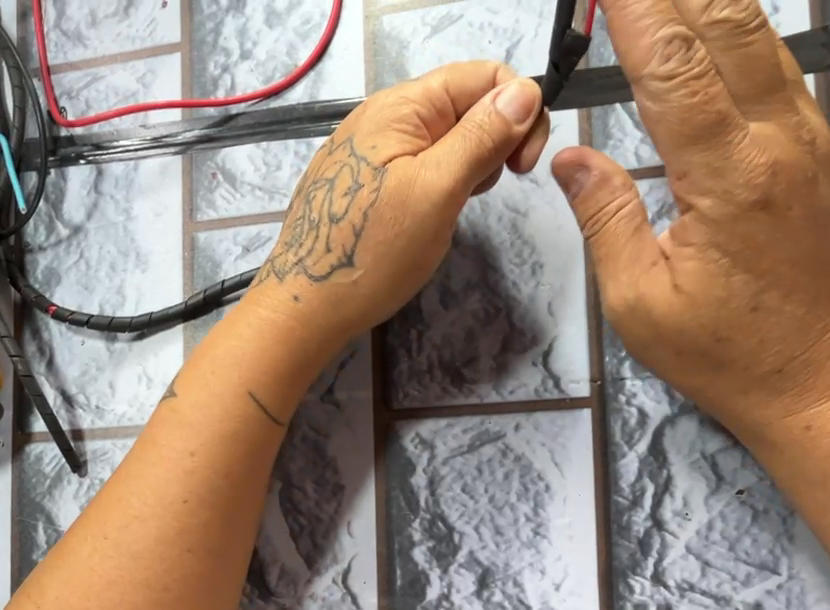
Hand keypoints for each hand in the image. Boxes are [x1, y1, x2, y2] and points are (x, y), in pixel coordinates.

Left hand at [239, 62, 550, 365]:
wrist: (305, 311)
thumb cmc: (370, 255)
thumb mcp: (436, 191)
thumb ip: (481, 137)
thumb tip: (524, 92)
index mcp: (400, 107)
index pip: (483, 77)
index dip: (517, 112)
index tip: (521, 167)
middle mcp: (380, 120)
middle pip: (463, 107)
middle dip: (491, 143)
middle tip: (477, 195)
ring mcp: (367, 156)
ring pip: (441, 143)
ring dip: (464, 170)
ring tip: (449, 212)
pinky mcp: (361, 188)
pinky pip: (414, 171)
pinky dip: (435, 189)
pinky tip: (425, 221)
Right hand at [551, 0, 829, 431]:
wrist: (802, 372)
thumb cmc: (714, 348)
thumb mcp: (636, 297)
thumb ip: (606, 216)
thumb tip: (570, 155)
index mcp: (728, 177)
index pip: (675, 69)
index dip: (637, 13)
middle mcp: (778, 140)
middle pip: (727, 28)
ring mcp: (805, 138)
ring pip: (759, 36)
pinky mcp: (811, 147)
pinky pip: (774, 65)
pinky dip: (734, 29)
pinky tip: (708, 18)